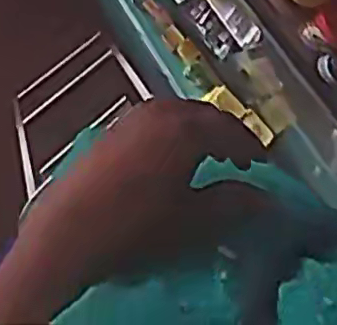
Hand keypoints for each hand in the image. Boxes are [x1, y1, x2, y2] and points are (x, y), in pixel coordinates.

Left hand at [19, 100, 267, 285]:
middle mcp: (159, 110)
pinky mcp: (115, 128)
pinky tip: (175, 160)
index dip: (250, 146)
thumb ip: (233, 204)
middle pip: (203, 114)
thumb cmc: (138, 224)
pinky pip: (157, 121)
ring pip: (178, 115)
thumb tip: (263, 198)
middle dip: (226, 134)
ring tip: (212, 159)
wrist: (73, 225)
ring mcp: (134, 116)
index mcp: (184, 126)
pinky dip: (175, 134)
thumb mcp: (195, 221)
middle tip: (242, 160)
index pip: (230, 128)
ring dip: (199, 132)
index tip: (263, 165)